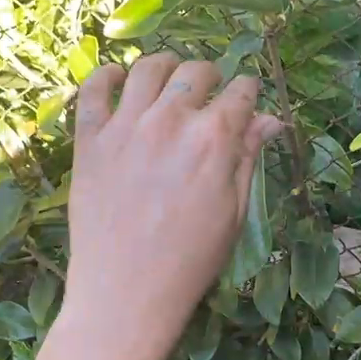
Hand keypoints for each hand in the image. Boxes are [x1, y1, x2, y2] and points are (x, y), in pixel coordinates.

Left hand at [64, 53, 280, 359]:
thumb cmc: (190, 260)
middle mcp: (171, 119)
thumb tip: (271, 119)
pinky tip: (117, 78)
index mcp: (214, 138)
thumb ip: (247, 157)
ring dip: (165, 66)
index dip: (247, 93)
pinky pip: (94, 89)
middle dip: (210, 77)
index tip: (244, 101)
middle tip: (207, 95)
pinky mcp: (90, 139)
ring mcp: (126, 125)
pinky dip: (107, 75)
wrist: (126, 294)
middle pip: (196, 71)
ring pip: (148, 67)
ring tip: (168, 79)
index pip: (240, 91)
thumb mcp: (233, 212)